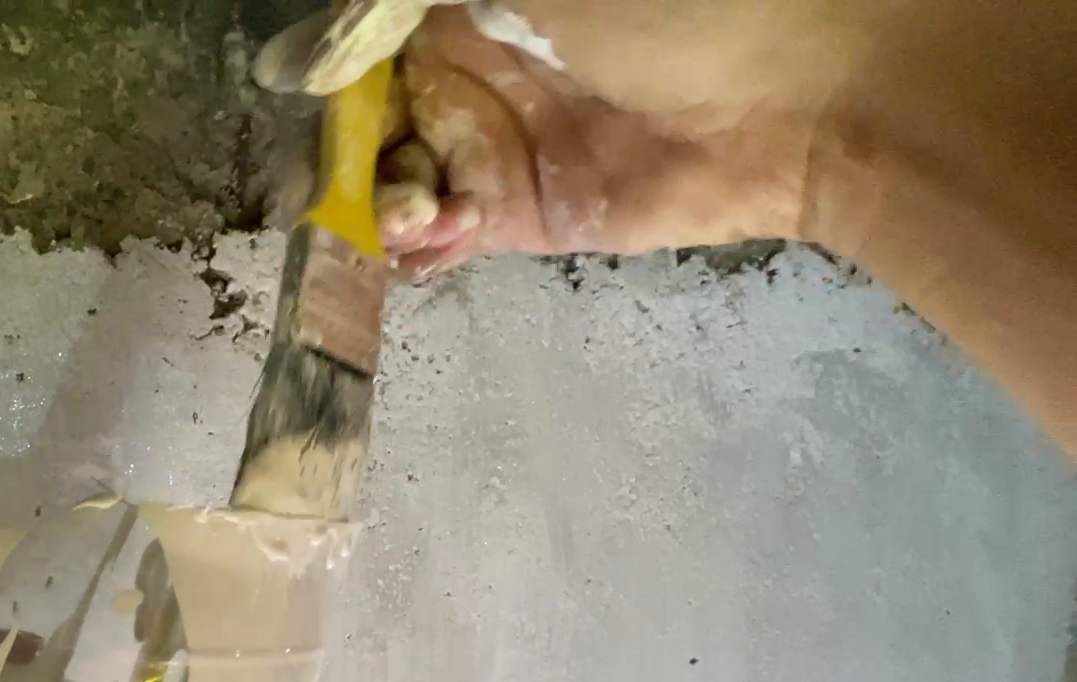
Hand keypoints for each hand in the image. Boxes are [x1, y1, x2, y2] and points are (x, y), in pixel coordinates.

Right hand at [258, 0, 866, 276]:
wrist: (807, 93)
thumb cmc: (673, 1)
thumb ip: (402, 6)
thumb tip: (287, 59)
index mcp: (466, 4)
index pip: (365, 50)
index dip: (331, 83)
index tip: (307, 111)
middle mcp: (466, 74)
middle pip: (367, 126)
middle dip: (350, 158)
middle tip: (361, 178)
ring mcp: (486, 148)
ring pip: (392, 184)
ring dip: (387, 205)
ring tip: (421, 213)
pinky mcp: (510, 215)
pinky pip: (435, 237)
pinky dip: (419, 246)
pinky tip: (429, 240)